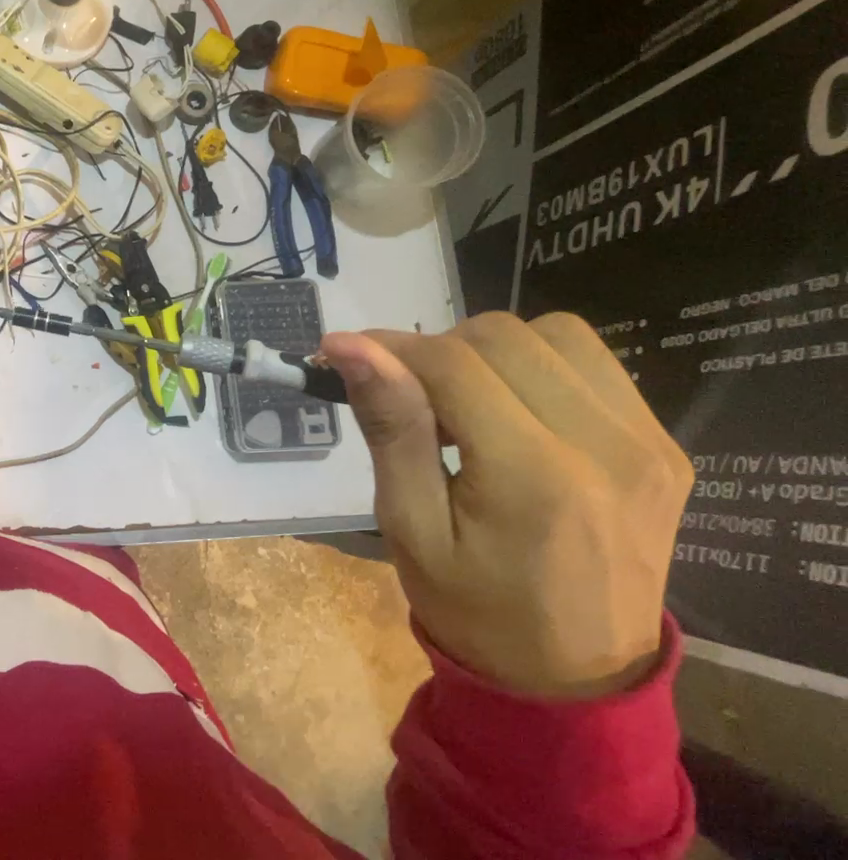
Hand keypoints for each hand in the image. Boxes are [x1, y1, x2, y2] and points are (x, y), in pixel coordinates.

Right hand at [321, 313, 693, 698]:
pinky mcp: (665, 446)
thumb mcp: (409, 527)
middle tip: (404, 395)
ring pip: (555, 334)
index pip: (453, 363)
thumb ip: (392, 430)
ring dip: (491, 351)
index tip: (343, 355)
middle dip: (436, 349)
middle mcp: (606, 446)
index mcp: (534, 476)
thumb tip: (350, 347)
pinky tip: (510, 412)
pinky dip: (537, 367)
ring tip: (459, 401)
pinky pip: (592, 365)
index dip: (389, 347)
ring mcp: (648, 443)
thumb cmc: (471, 608)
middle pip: (504, 337)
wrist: (574, 675)